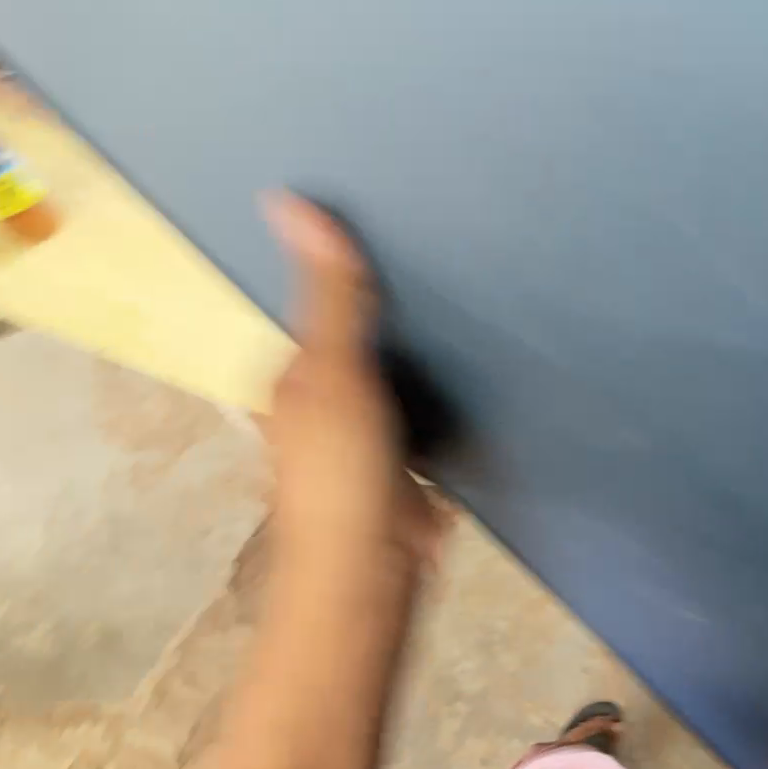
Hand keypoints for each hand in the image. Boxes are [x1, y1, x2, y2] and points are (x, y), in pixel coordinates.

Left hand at [260, 193, 441, 574]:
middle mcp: (325, 398)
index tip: (388, 209)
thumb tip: (288, 200)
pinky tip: (479, 356)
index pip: (314, 299)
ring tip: (470, 283)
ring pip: (398, 368)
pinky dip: (449, 384)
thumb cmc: (340, 472)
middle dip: (394, 298)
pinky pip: (428, 406)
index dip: (343, 258)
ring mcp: (369, 430)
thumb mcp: (334, 373)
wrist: (376, 568)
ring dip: (425, 340)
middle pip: (361, 332)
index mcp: (292, 373)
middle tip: (445, 240)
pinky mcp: (408, 456)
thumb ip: (330, 298)